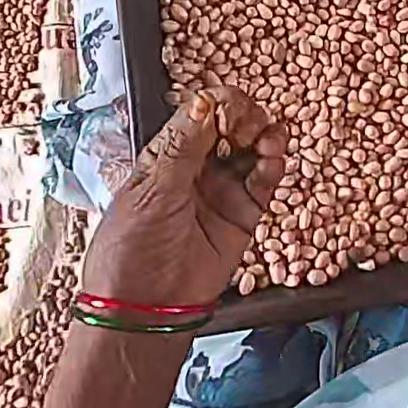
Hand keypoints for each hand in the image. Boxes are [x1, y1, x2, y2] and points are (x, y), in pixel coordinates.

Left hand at [83, 87, 285, 306]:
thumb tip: (205, 101)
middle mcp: (198, 167)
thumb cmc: (133, 247)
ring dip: (264, 137)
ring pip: (252, 150)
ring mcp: (222, 189)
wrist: (145, 305)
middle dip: (245, 119)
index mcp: (168, 154)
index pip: (201, 114)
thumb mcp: (153, 189)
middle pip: (231, 127)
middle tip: (246, 128)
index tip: (230, 110)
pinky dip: (273, 166)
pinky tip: (273, 159)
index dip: (220, 106)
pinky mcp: (243, 214)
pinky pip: (264, 182)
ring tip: (266, 141)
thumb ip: (184, 146)